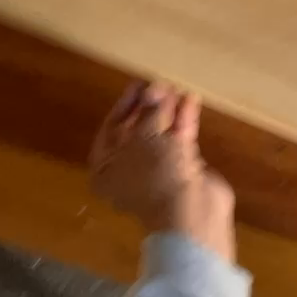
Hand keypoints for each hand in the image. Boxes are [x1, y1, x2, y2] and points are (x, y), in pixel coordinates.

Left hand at [89, 81, 235, 263]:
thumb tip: (154, 88)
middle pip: (137, 130)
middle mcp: (128, 170)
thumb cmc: (154, 174)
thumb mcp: (146, 135)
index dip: (125, 105)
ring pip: (160, 134)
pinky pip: (179, 139)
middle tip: (159, 84)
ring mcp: (156, 171)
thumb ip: (149, 109)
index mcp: (106, 168)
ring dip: (168, 111)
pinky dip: (184, 120)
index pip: (111, 129)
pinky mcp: (182, 168)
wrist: (189, 212)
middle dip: (149, 106)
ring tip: (176, 88)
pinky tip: (190, 100)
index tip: (139, 84)